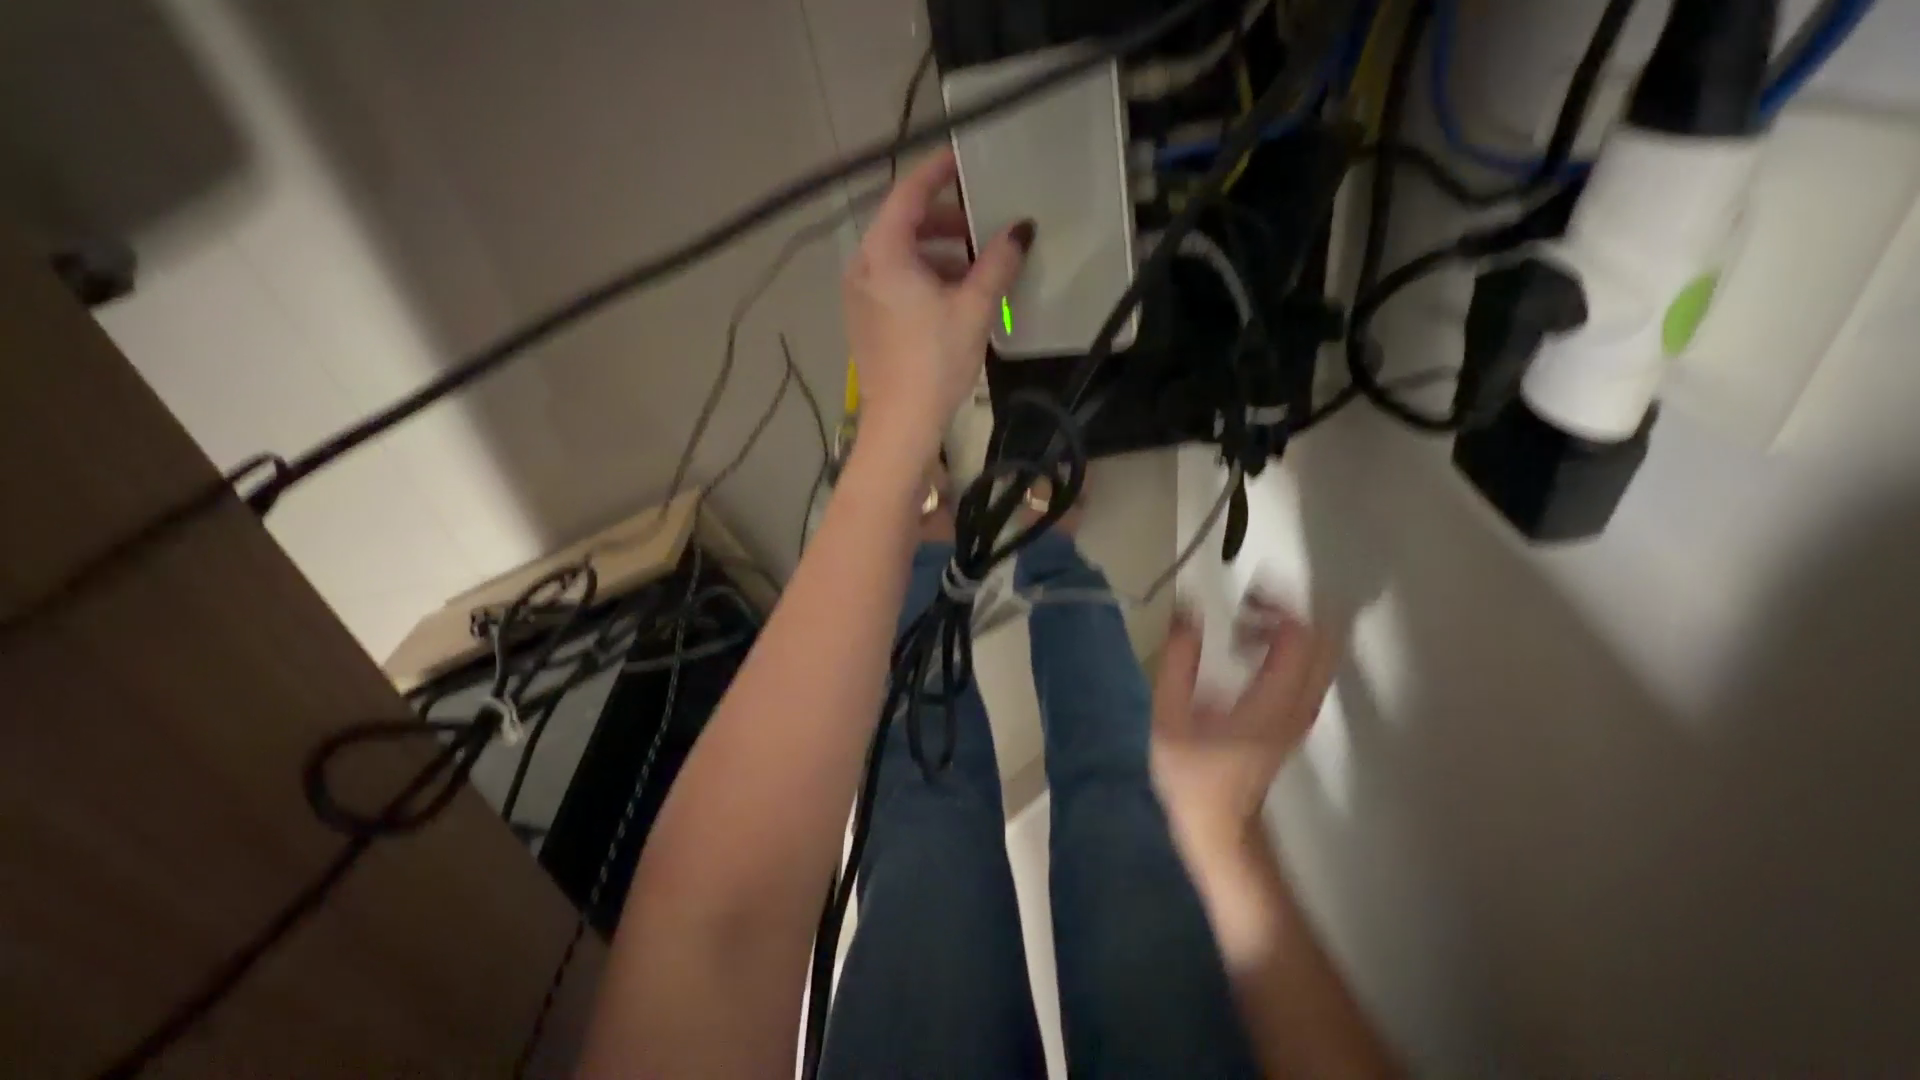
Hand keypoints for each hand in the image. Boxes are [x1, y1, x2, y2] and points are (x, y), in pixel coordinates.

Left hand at [845, 148, 1031, 455]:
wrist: (900, 423)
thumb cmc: (935, 360)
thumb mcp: (974, 308)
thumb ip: (997, 263)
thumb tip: (1021, 230)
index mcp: (884, 253)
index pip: (908, 193)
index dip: (936, 172)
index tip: (962, 159)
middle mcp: (863, 267)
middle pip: (902, 224)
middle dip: (943, 220)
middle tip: (979, 226)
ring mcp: (859, 295)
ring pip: (898, 255)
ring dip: (936, 252)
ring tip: (974, 269)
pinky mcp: (864, 320)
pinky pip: (892, 281)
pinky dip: (921, 276)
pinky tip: (952, 297)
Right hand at [1151, 596, 1340, 853]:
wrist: (1220, 828)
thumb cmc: (1191, 777)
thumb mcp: (1170, 718)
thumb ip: (1179, 662)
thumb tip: (1188, 611)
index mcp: (1272, 702)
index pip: (1300, 635)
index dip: (1278, 604)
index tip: (1242, 596)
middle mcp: (1299, 704)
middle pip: (1323, 638)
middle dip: (1290, 609)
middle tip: (1246, 605)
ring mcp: (1304, 712)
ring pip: (1321, 651)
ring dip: (1289, 626)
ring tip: (1241, 625)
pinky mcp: (1298, 717)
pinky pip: (1310, 666)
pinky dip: (1289, 644)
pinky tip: (1248, 648)